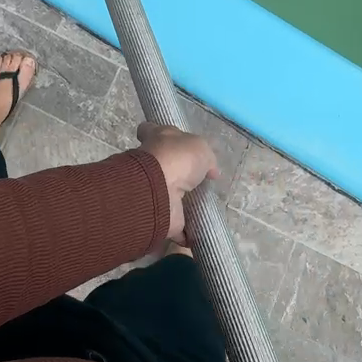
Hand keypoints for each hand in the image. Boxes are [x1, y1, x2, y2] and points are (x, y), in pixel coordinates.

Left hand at [136, 123, 219, 245]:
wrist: (160, 191)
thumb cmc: (177, 158)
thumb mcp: (200, 147)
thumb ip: (206, 156)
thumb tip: (211, 170)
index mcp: (156, 139)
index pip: (150, 130)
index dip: (159, 134)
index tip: (173, 143)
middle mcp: (152, 163)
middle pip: (164, 164)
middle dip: (178, 172)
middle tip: (198, 180)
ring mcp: (155, 190)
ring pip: (169, 194)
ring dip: (182, 201)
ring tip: (202, 205)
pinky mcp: (162, 215)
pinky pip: (176, 223)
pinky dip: (186, 231)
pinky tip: (200, 231)